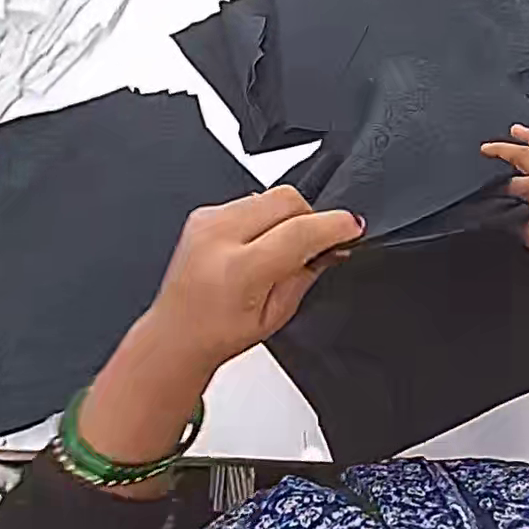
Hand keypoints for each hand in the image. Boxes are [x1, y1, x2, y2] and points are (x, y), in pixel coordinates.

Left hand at [141, 186, 364, 371]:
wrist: (175, 334)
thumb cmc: (218, 333)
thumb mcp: (277, 313)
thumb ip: (308, 273)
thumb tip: (333, 246)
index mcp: (239, 270)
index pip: (299, 231)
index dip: (334, 226)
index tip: (353, 227)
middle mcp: (218, 237)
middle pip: (287, 199)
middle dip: (312, 217)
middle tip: (316, 244)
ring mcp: (207, 221)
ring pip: (271, 195)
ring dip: (289, 217)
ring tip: (282, 248)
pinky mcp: (204, 213)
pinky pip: (252, 200)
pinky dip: (267, 217)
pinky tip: (261, 242)